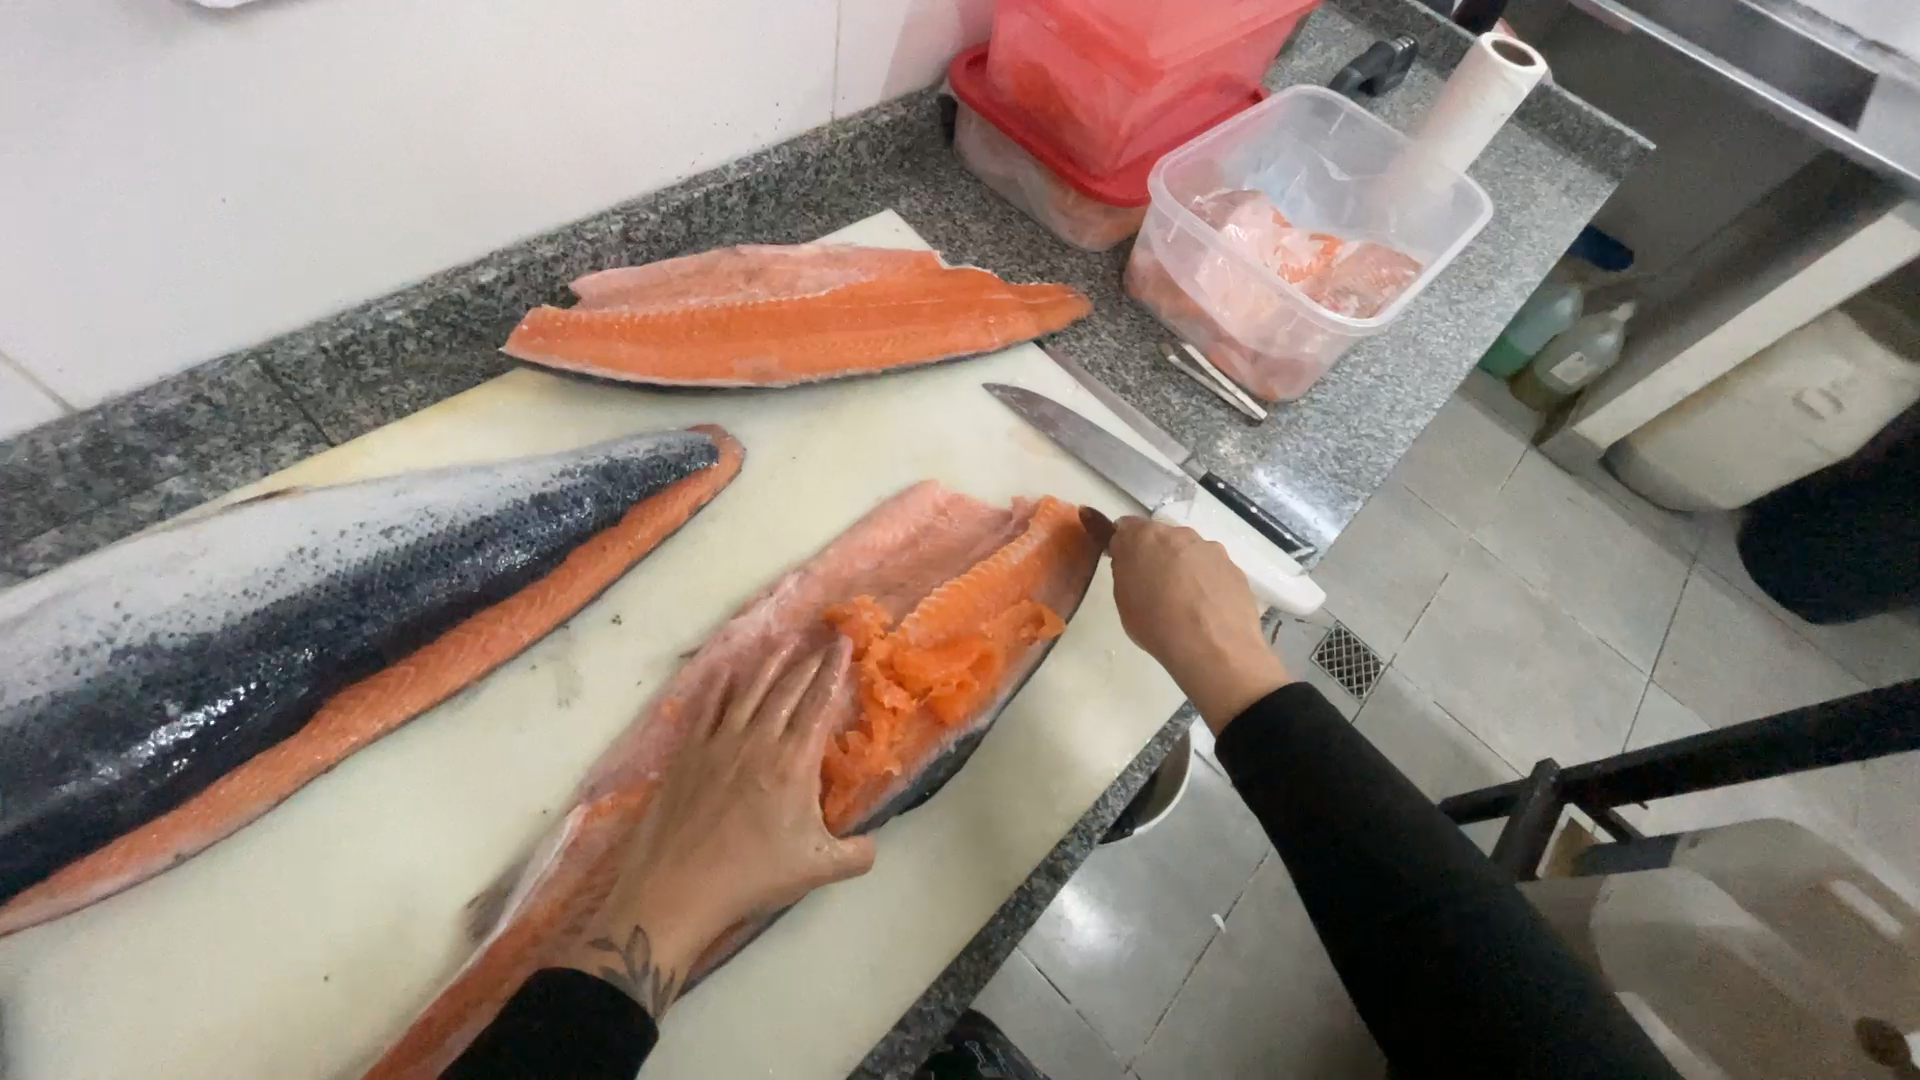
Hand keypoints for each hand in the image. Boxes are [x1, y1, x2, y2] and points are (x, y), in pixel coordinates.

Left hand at [567, 638, 876, 1015]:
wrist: (677, 888)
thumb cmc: (751, 876)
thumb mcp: (818, 869)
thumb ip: (857, 855)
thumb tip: (876, 846)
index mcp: (794, 762)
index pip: (819, 704)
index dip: (833, 671)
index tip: (842, 644)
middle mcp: (759, 740)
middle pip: (788, 689)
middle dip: (809, 660)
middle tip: (822, 638)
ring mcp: (720, 742)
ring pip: (750, 690)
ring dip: (769, 663)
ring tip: (784, 642)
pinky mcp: (689, 752)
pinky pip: (707, 707)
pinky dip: (720, 685)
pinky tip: (726, 670)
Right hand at [1108, 517, 1290, 733]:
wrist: (1213, 648)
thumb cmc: (1156, 624)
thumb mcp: (1123, 600)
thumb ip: (1125, 571)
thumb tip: (1131, 561)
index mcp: (1144, 537)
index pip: (1126, 527)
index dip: (1123, 544)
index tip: (1124, 564)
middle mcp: (1180, 534)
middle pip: (1162, 537)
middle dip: (1155, 554)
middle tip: (1153, 585)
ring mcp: (1211, 549)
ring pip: (1190, 552)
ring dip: (1183, 567)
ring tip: (1184, 602)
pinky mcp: (1234, 567)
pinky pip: (1212, 569)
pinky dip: (1206, 582)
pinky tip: (1206, 609)